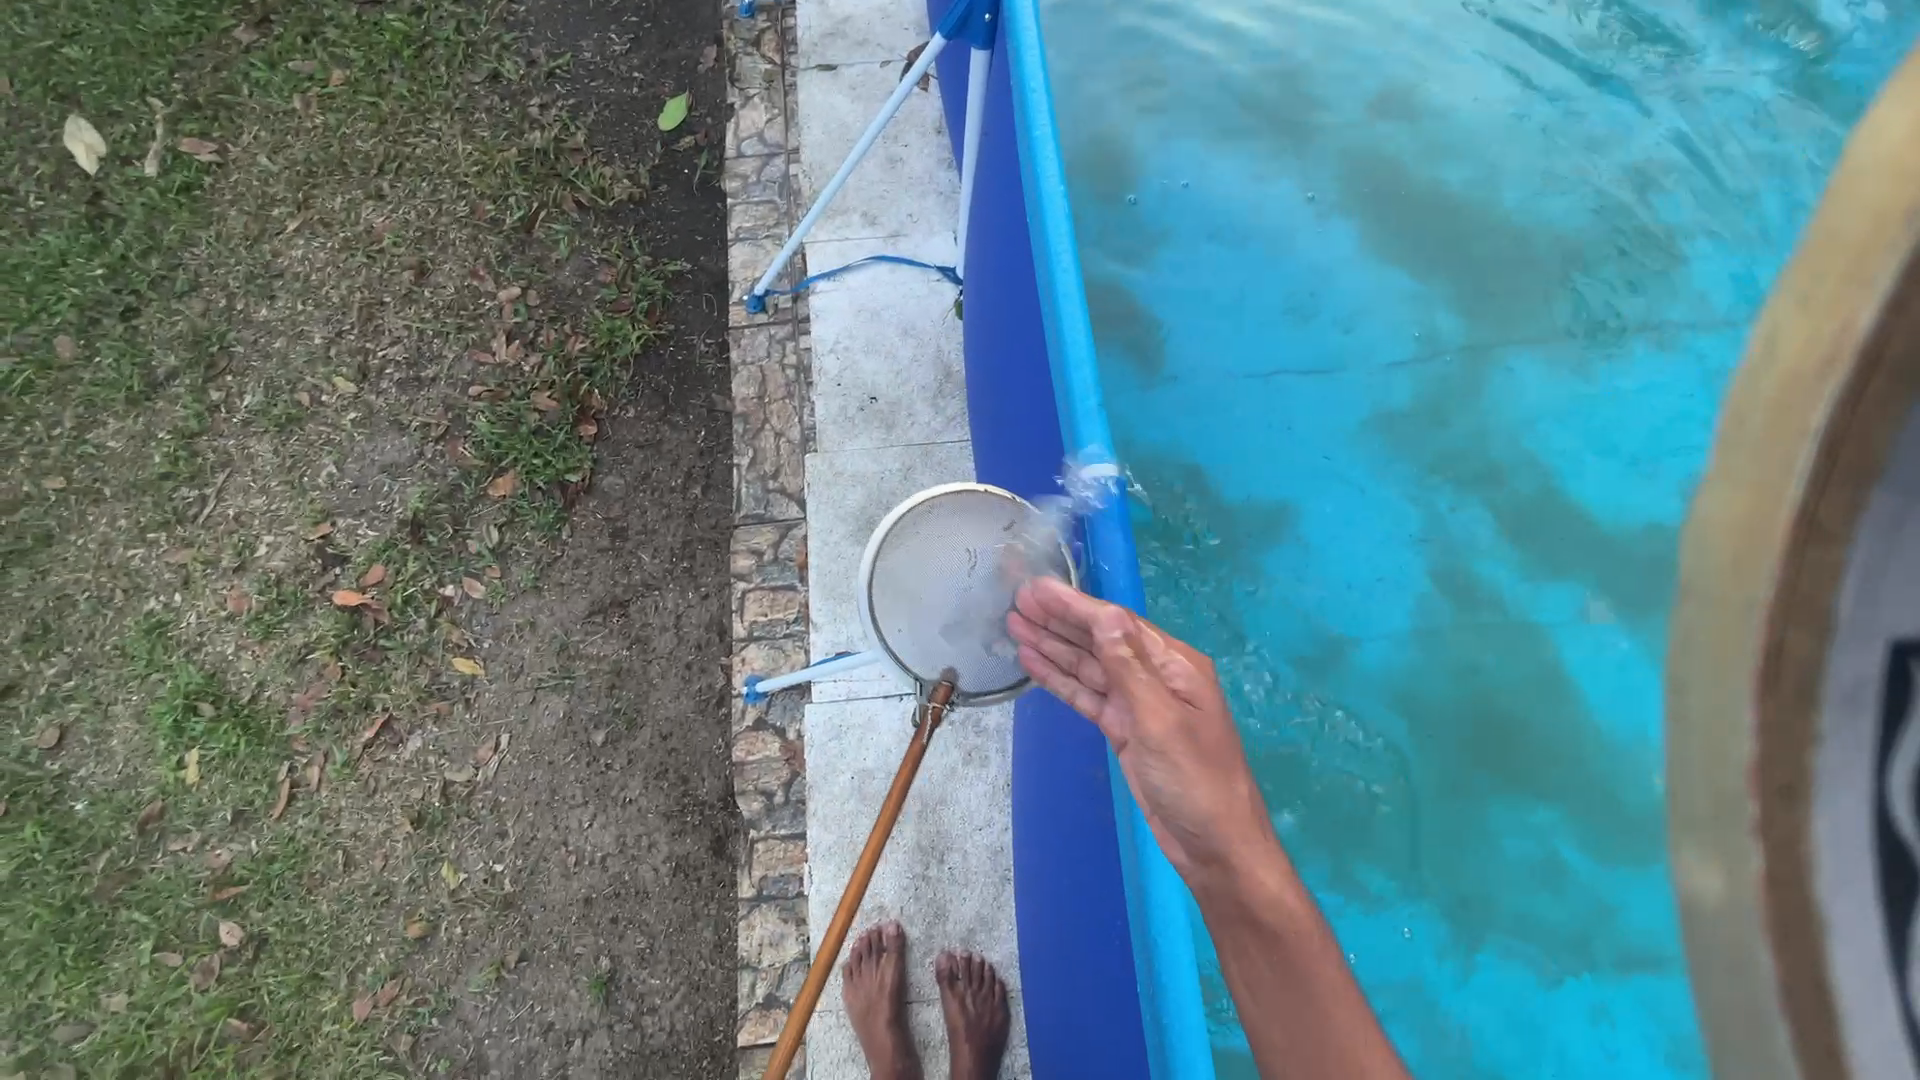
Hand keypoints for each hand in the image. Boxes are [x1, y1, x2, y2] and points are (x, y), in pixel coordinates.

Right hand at [1007, 577, 1276, 882]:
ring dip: (1054, 647)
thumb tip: (1105, 615)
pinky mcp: (1124, 730)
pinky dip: (1061, 681)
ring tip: (1016, 626)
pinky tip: (1035, 664)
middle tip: (1017, 601)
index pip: (1116, 624)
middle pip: (1099, 640)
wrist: (1215, 846)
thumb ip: (1128, 667)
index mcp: (1174, 665)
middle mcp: (1155, 676)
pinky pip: (1087, 696)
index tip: (1036, 589)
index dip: (1074, 606)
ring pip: (1089, 667)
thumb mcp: (1160, 720)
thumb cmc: (1196, 781)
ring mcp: (1138, 704)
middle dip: (1059, 621)